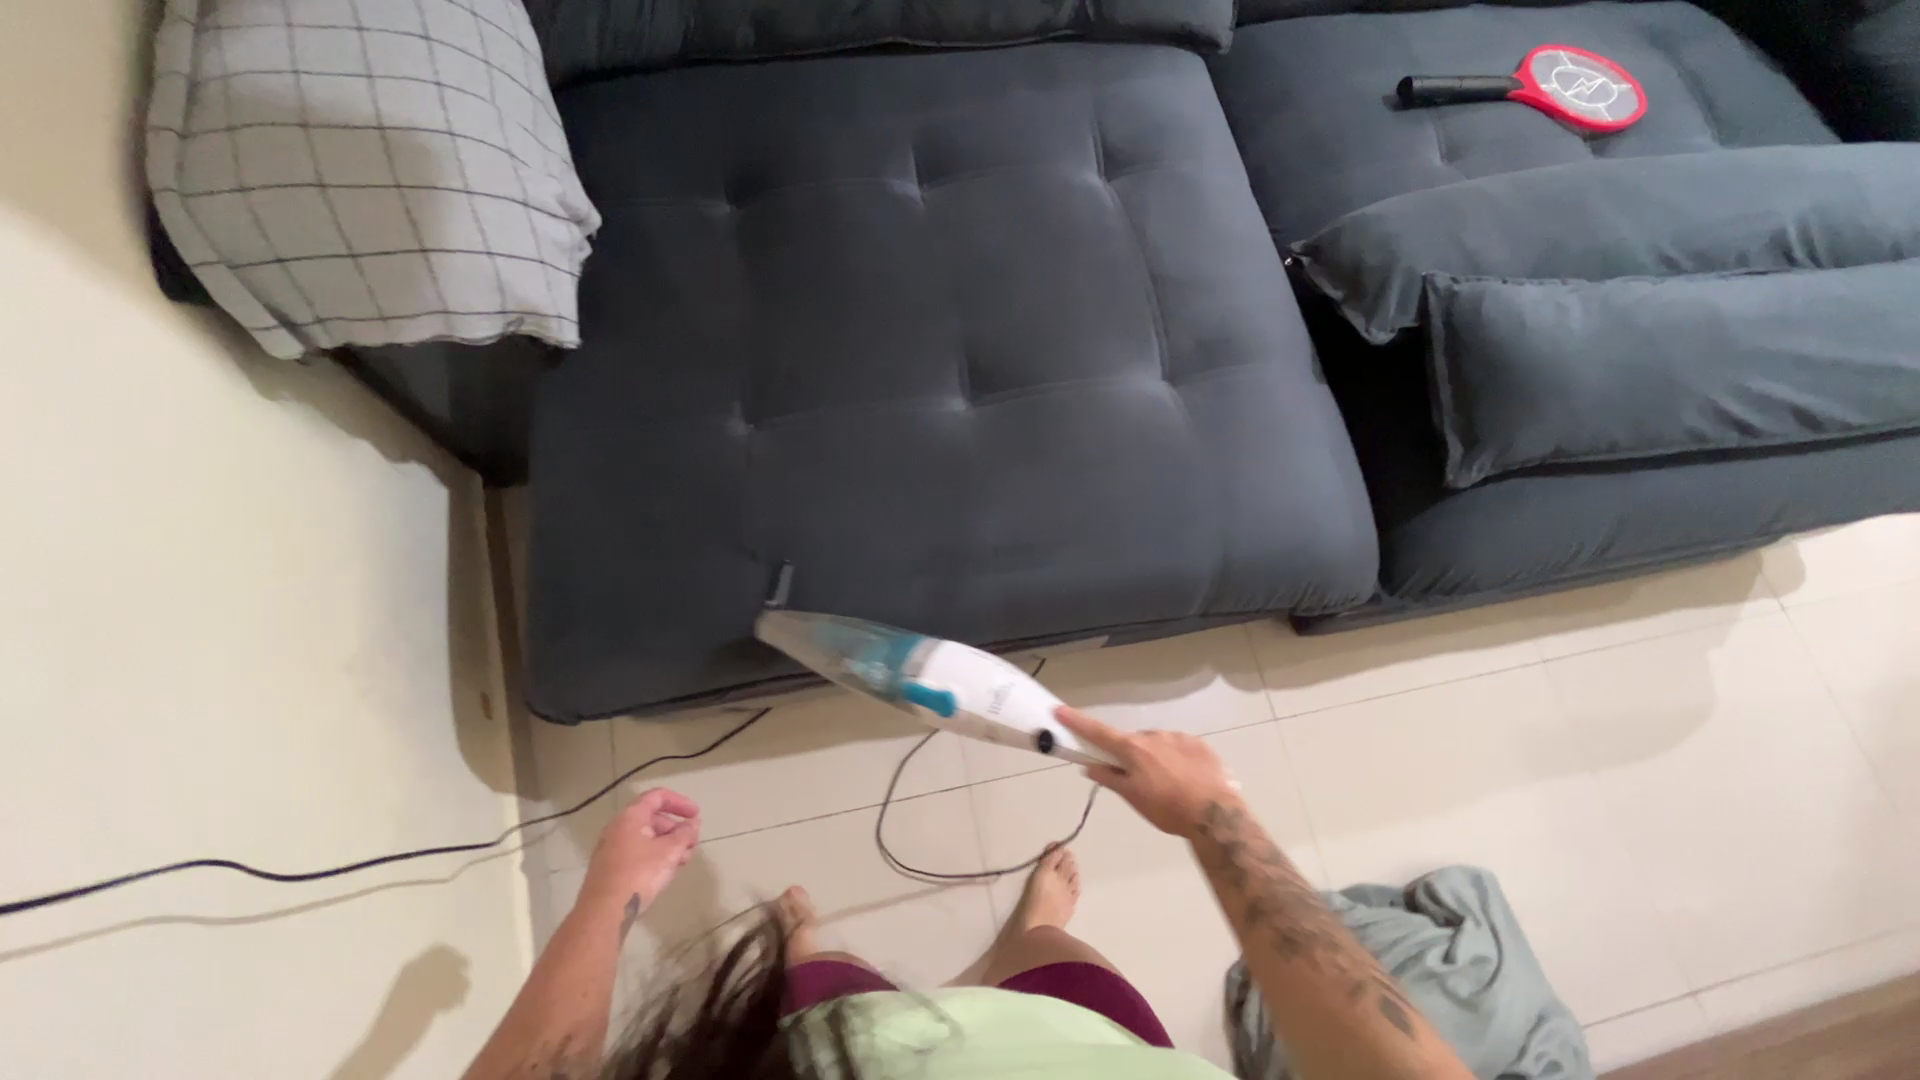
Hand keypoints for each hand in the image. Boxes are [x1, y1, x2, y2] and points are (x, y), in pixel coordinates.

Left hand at [579, 788, 699, 913]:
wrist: (603, 911)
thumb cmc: (639, 874)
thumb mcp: (670, 851)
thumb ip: (685, 833)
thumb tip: (693, 824)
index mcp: (630, 817)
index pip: (657, 797)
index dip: (680, 802)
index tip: (696, 815)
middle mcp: (618, 828)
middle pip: (652, 818)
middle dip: (676, 829)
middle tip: (692, 843)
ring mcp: (611, 849)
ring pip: (646, 838)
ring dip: (668, 845)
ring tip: (683, 861)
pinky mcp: (610, 868)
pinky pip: (638, 853)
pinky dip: (655, 856)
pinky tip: (666, 872)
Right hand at [1057, 707, 1240, 838]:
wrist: (1216, 814)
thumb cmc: (1169, 809)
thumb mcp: (1134, 799)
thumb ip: (1111, 779)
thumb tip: (1090, 766)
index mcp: (1133, 750)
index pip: (1098, 733)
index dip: (1077, 722)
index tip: (1060, 710)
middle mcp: (1153, 736)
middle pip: (1132, 742)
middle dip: (1131, 756)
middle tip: (1140, 781)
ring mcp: (1178, 737)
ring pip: (1157, 744)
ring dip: (1156, 758)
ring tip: (1170, 785)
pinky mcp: (1200, 744)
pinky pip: (1180, 747)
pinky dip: (1178, 759)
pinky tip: (1188, 779)